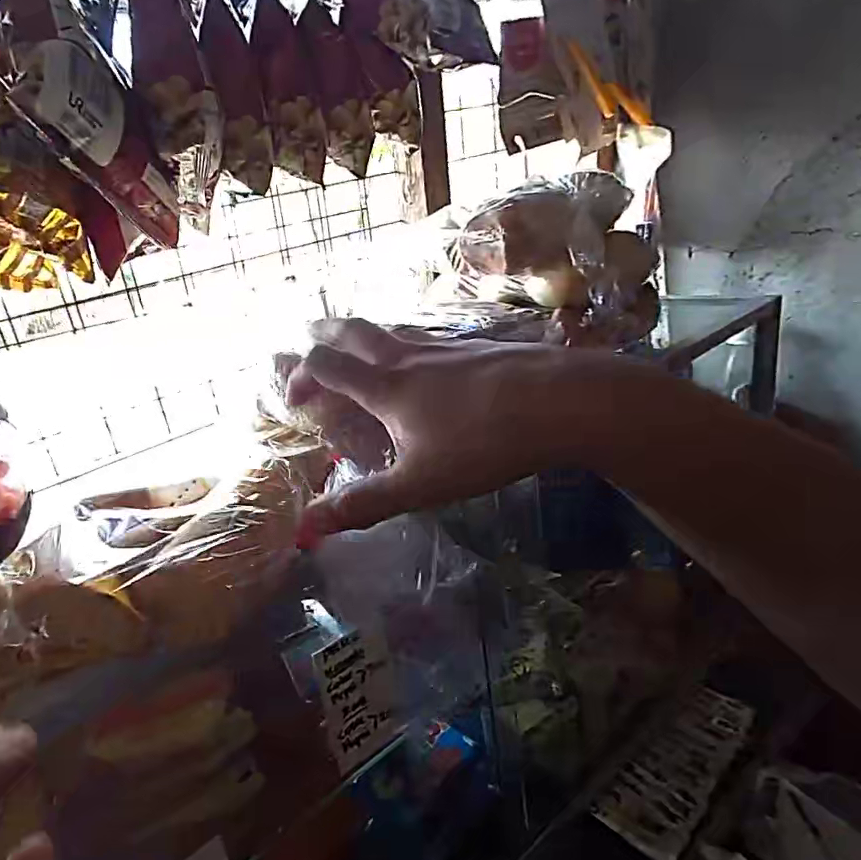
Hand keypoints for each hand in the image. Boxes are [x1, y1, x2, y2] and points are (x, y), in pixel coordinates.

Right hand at [286, 318, 661, 539]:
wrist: (566, 401)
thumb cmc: (484, 442)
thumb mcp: (419, 484)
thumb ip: (363, 503)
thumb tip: (305, 530)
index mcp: (385, 386)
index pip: (325, 365)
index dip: (301, 376)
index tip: (294, 401)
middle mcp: (407, 358)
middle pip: (352, 330)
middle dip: (323, 333)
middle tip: (308, 338)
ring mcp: (444, 346)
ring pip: (390, 329)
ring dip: (363, 336)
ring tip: (359, 351)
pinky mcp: (476, 346)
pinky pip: (425, 338)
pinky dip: (404, 345)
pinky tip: (427, 365)